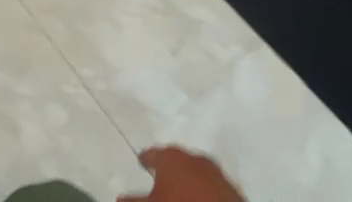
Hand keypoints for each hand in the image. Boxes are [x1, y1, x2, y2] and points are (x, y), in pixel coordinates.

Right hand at [117, 146, 244, 201]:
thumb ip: (133, 200)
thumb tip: (118, 198)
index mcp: (170, 157)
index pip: (151, 154)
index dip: (145, 160)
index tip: (142, 164)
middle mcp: (193, 157)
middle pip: (176, 160)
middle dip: (168, 169)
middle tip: (161, 179)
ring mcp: (216, 173)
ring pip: (196, 172)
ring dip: (188, 179)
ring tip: (182, 192)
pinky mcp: (233, 189)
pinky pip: (213, 186)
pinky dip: (205, 191)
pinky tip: (202, 199)